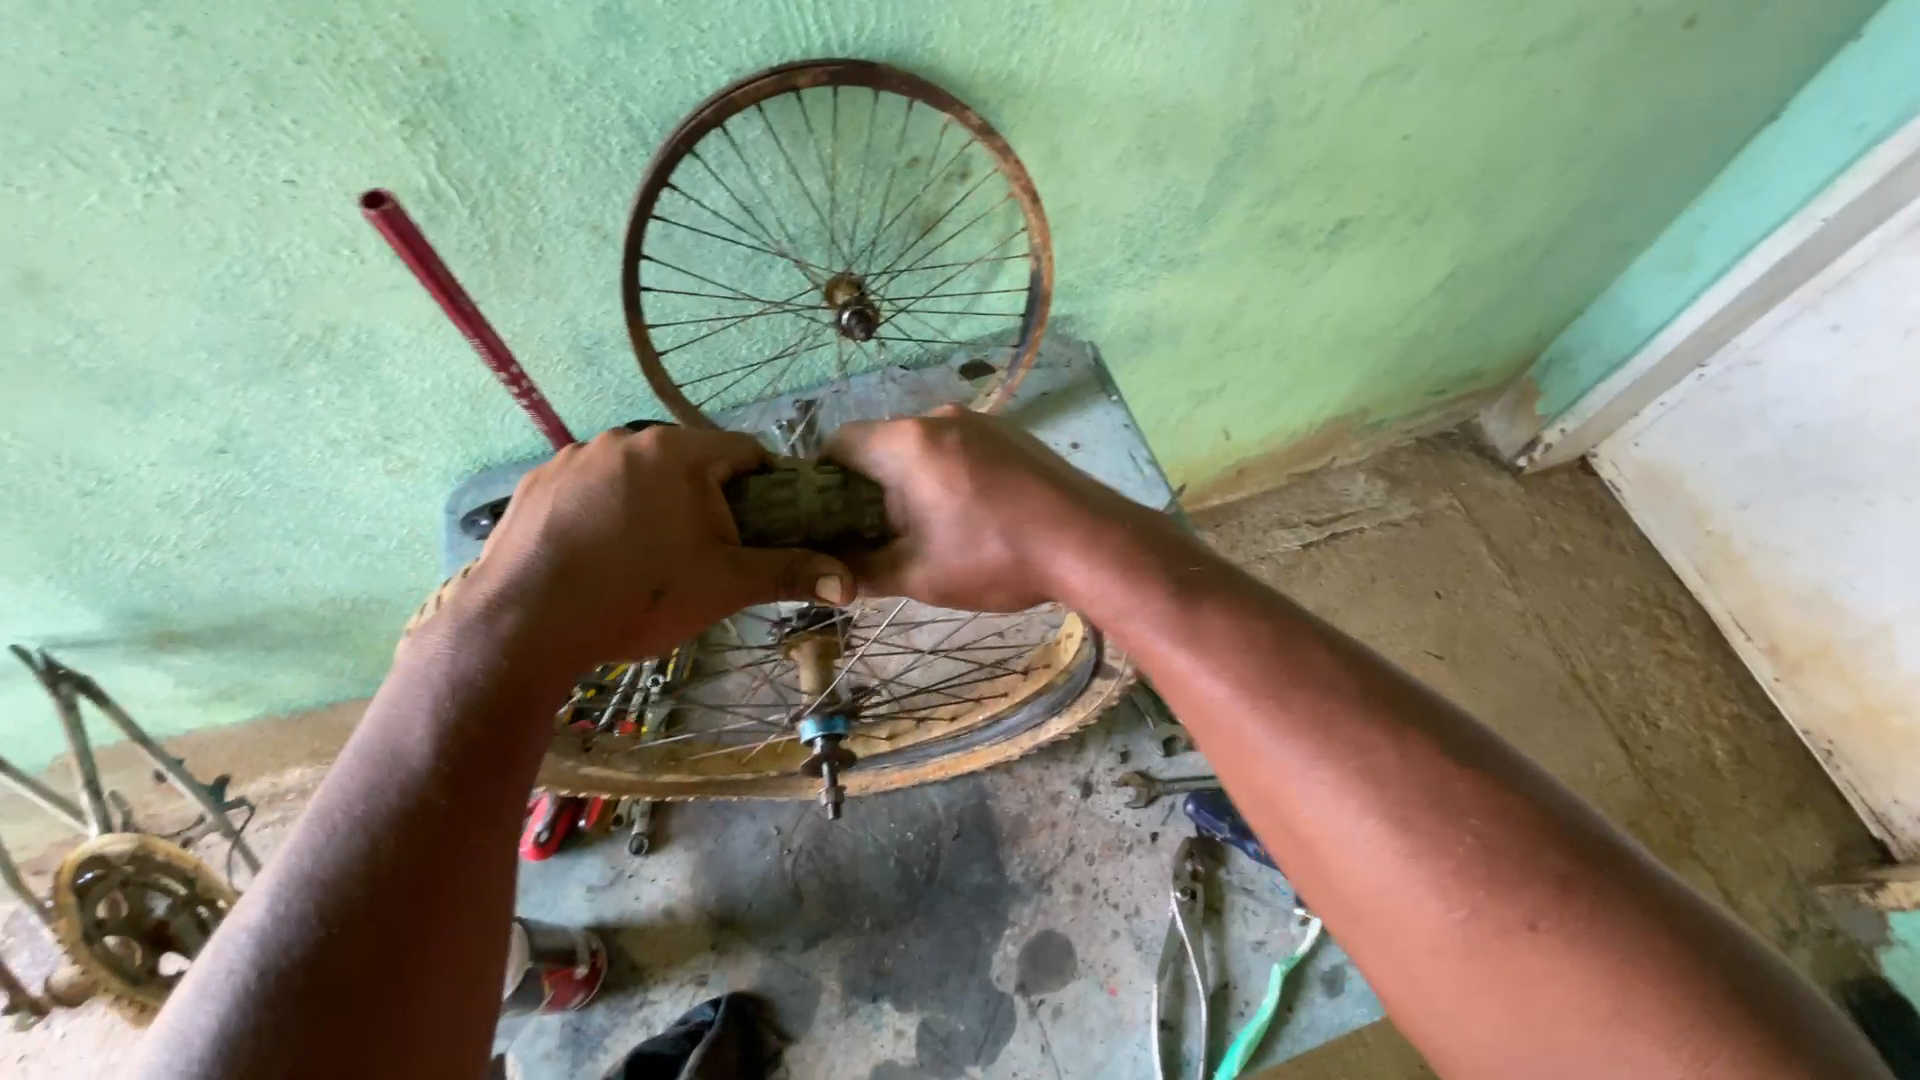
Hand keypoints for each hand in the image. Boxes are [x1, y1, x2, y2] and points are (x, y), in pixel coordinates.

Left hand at [438, 426, 852, 667]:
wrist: (524, 623)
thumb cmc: (640, 595)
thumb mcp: (726, 586)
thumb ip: (790, 574)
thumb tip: (850, 585)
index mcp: (680, 453)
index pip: (747, 453)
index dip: (766, 490)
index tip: (761, 530)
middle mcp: (627, 439)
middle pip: (691, 464)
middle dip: (708, 502)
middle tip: (705, 556)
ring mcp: (576, 457)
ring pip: (640, 476)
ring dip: (656, 506)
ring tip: (646, 562)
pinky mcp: (538, 482)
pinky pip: (593, 489)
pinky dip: (607, 513)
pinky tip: (598, 557)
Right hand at [824, 405, 1145, 610]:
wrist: (1090, 542)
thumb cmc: (995, 558)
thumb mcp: (918, 576)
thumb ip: (864, 571)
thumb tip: (832, 575)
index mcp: (907, 442)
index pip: (839, 443)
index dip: (824, 481)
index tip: (832, 519)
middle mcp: (940, 417)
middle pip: (882, 444)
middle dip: (871, 487)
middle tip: (880, 534)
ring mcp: (982, 421)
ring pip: (923, 446)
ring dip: (913, 482)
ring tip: (932, 530)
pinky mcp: (1012, 433)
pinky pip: (960, 447)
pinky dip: (949, 474)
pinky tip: (973, 514)